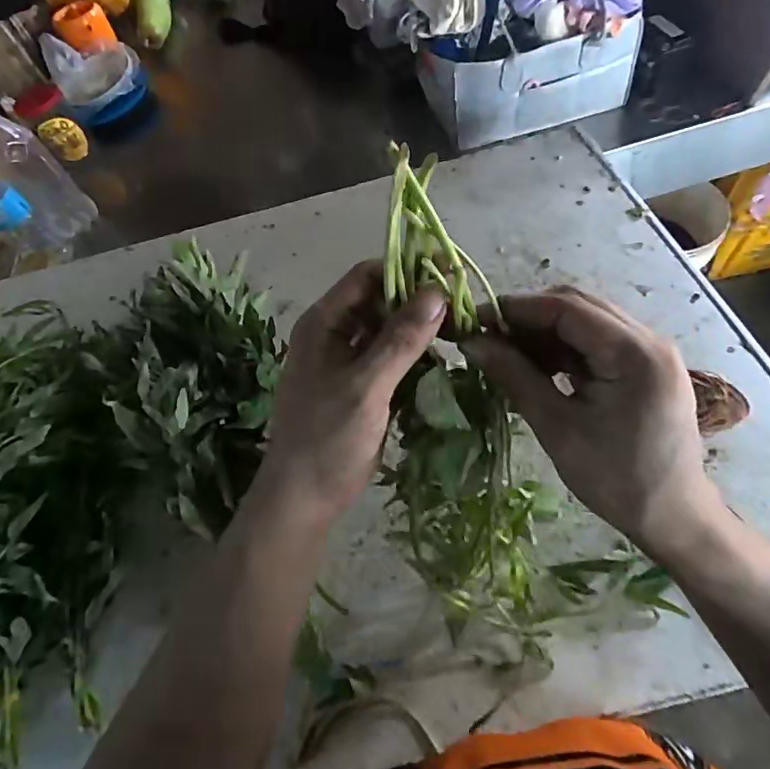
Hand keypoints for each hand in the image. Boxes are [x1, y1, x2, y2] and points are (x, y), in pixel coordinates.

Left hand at [257, 261, 445, 520]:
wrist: (305, 499)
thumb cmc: (327, 438)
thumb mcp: (366, 386)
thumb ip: (401, 339)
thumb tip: (437, 292)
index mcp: (324, 323)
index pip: (367, 276)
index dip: (407, 270)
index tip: (449, 274)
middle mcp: (336, 334)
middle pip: (382, 300)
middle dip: (420, 300)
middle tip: (464, 305)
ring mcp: (350, 360)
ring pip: (391, 329)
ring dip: (422, 328)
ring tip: (462, 329)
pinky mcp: (365, 385)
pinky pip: (395, 358)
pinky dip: (418, 356)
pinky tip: (444, 360)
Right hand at [462, 287, 720, 553]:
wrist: (674, 517)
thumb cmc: (616, 479)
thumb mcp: (558, 428)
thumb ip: (515, 376)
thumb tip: (472, 342)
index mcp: (634, 352)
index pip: (566, 308)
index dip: (517, 308)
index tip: (475, 319)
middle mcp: (648, 340)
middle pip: (578, 308)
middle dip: (529, 319)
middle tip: (487, 339)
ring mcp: (650, 352)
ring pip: (587, 324)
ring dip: (545, 335)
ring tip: (506, 357)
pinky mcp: (646, 367)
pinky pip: (598, 344)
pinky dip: (565, 351)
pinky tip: (537, 369)